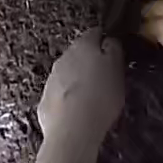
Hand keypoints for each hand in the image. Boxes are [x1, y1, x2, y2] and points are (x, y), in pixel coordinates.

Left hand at [37, 29, 123, 150]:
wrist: (72, 130)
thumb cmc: (101, 96)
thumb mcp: (118, 69)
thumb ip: (113, 49)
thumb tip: (109, 40)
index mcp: (83, 45)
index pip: (95, 33)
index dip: (105, 40)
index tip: (113, 51)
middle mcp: (63, 57)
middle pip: (79, 54)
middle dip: (89, 62)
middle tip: (104, 78)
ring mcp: (51, 80)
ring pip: (67, 74)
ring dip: (77, 80)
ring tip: (91, 98)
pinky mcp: (44, 101)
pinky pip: (59, 95)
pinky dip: (67, 99)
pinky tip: (76, 113)